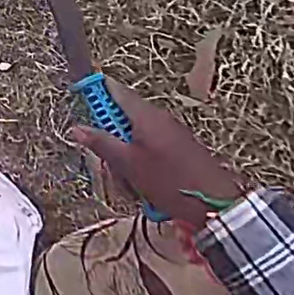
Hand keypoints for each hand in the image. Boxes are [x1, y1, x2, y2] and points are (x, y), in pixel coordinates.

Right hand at [67, 79, 242, 225]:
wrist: (217, 205)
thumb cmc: (168, 180)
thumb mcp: (127, 164)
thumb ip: (101, 143)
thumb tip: (77, 128)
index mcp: (144, 115)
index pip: (115, 90)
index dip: (95, 91)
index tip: (81, 97)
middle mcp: (158, 118)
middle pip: (123, 115)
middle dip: (109, 134)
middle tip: (107, 156)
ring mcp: (171, 133)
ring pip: (135, 135)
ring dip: (124, 153)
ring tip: (128, 178)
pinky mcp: (180, 148)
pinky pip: (150, 147)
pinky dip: (140, 161)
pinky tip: (143, 183)